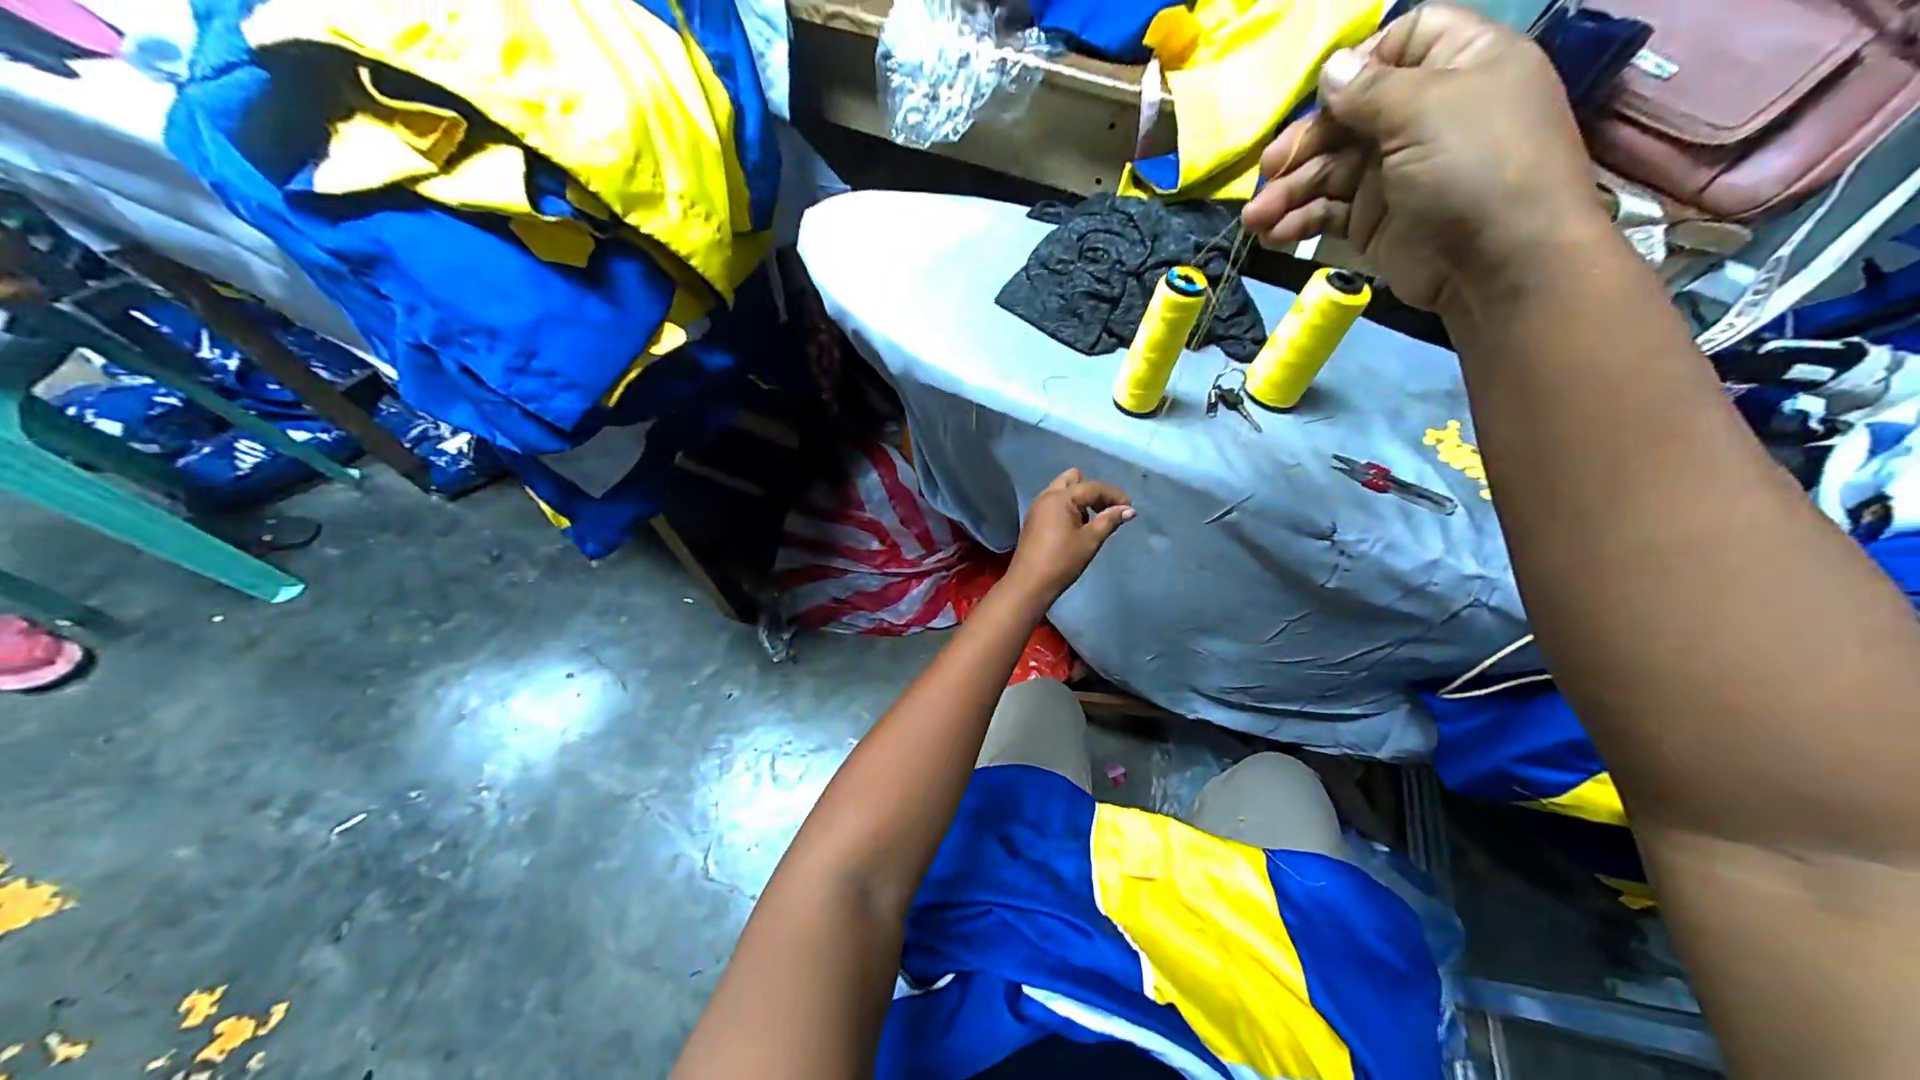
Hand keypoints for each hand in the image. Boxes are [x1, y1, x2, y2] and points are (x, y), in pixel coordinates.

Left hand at [1005, 469, 1134, 601]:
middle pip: (1074, 479)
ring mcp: (1037, 506)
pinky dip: (1068, 506)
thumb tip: (1129, 509)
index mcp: (1060, 497)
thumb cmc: (1062, 560)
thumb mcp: (1090, 540)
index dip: (1114, 495)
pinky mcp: (1034, 518)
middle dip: (1093, 491)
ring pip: (1062, 489)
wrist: (1029, 583)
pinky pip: (1054, 501)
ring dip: (1080, 498)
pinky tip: (1076, 526)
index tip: (1129, 508)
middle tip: (1106, 510)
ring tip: (1092, 521)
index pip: (1093, 487)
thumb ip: (1110, 520)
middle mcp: (1046, 495)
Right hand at [1241, 4, 1611, 313]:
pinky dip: (1300, 221)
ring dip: (1289, 192)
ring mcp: (1396, 171)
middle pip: (1349, 116)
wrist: (1500, 263)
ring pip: (1329, 170)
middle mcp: (1424, 115)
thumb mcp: (1426, 109)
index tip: (1328, 96)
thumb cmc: (1475, 166)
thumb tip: (1332, 68)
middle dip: (1305, 144)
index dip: (1361, 64)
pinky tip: (1275, 235)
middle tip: (1270, 171)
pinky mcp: (1375, 219)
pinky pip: (1328, 212)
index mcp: (1456, 67)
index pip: (1403, 41)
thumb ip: (1371, 88)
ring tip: (1255, 219)